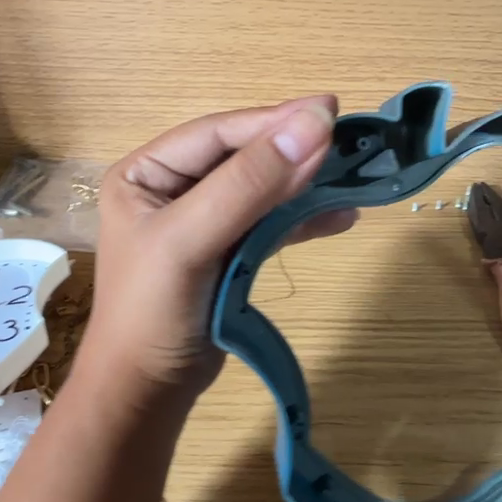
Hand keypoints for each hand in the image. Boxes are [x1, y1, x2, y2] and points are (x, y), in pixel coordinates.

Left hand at [75, 95, 357, 402]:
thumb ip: (249, 183)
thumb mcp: (191, 239)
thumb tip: (314, 122)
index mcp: (149, 172)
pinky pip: (272, 224)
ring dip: (306, 184)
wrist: (149, 390)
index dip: (274, 121)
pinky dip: (304, 220)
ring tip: (353, 177)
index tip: (330, 111)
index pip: (219, 134)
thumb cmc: (154, 310)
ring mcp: (205, 221)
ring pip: (264, 189)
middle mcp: (175, 188)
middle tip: (351, 139)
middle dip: (295, 150)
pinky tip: (340, 216)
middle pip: (246, 157)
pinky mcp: (230, 252)